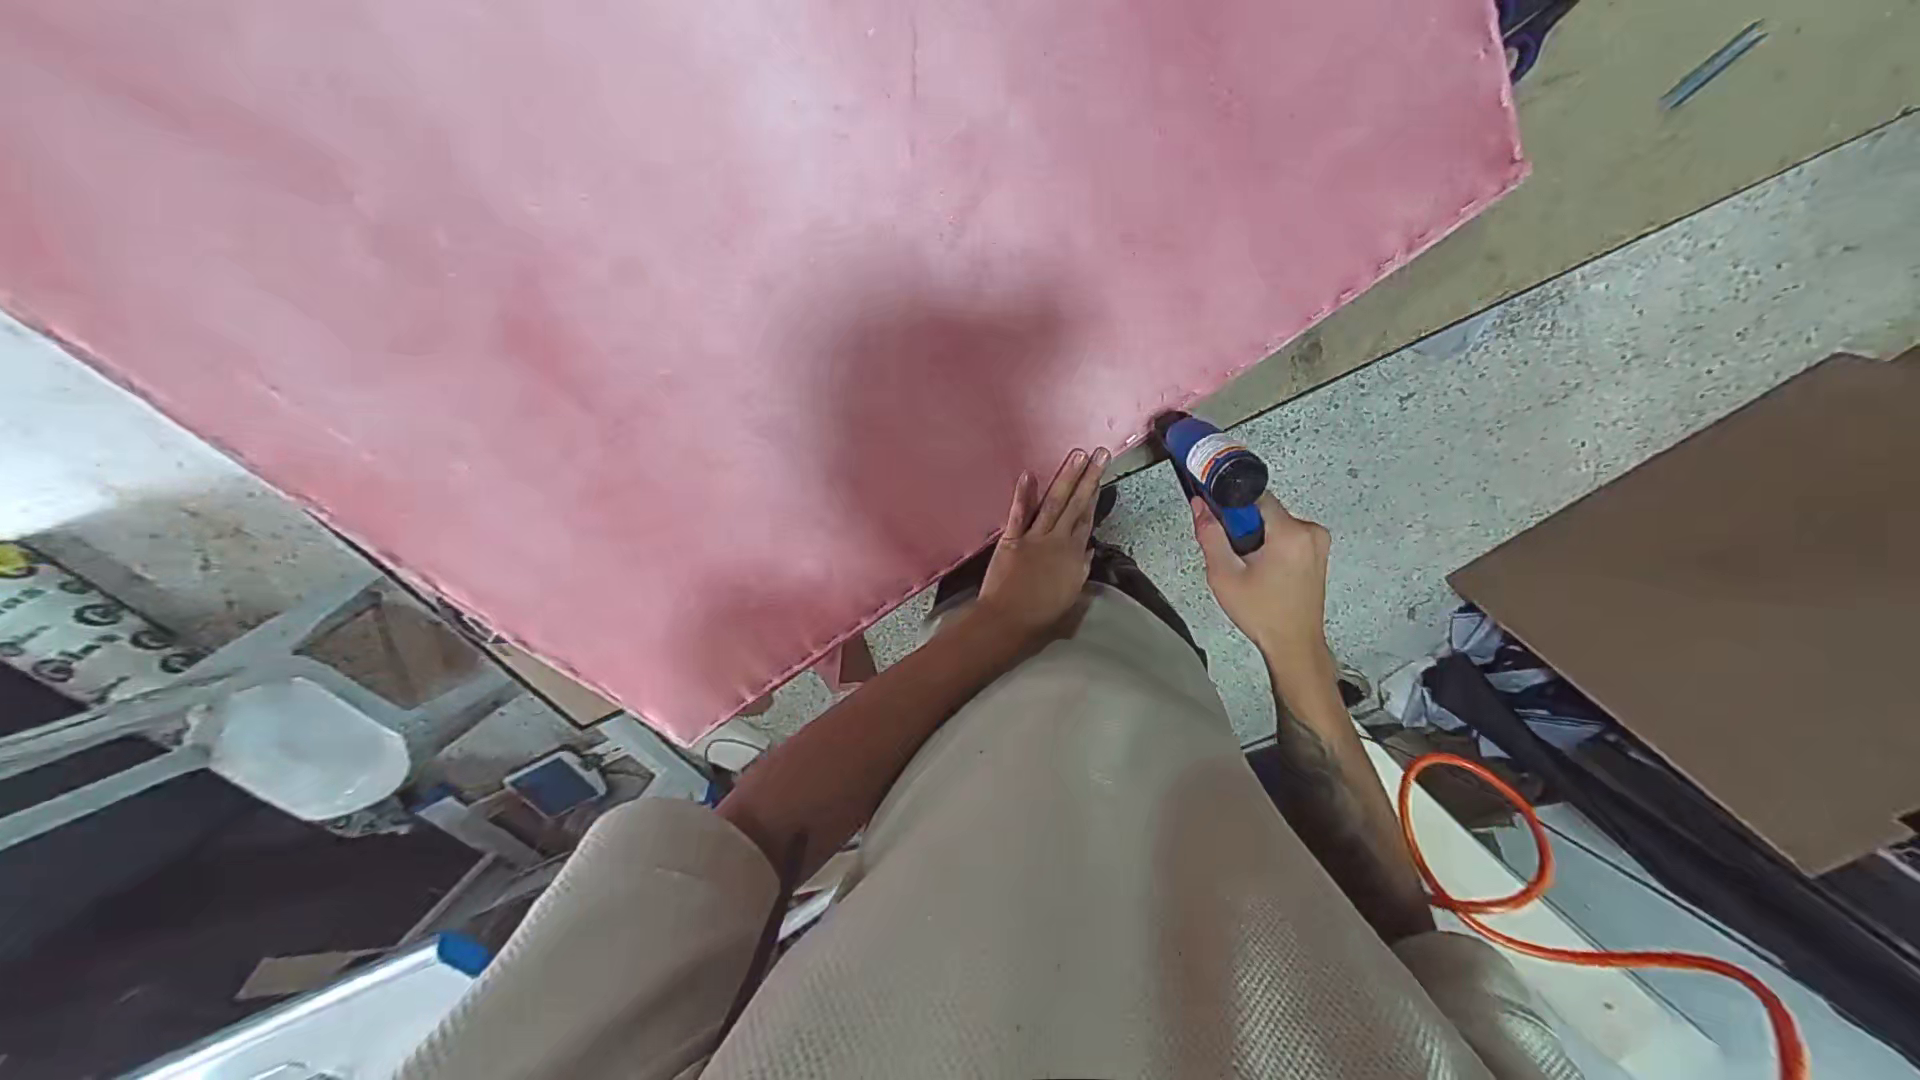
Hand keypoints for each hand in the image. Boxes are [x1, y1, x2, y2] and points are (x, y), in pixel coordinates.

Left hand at [974, 447, 1109, 637]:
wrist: (1009, 620)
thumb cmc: (1041, 615)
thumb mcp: (1071, 596)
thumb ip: (1080, 570)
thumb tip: (1088, 550)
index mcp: (1074, 556)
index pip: (1086, 520)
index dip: (1094, 497)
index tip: (1101, 476)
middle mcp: (1058, 542)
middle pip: (1076, 505)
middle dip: (1089, 477)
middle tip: (1100, 453)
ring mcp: (1034, 539)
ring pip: (1054, 503)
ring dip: (1066, 478)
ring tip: (1077, 455)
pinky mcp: (1011, 540)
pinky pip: (1019, 514)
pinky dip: (1023, 494)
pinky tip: (1029, 474)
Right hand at [1192, 492, 1335, 702]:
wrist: (1293, 643)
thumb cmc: (1263, 614)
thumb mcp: (1224, 574)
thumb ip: (1209, 534)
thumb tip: (1200, 506)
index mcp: (1291, 534)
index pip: (1254, 496)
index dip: (1229, 505)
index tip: (1216, 517)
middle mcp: (1310, 533)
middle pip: (1262, 510)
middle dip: (1241, 526)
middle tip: (1234, 555)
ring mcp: (1317, 543)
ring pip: (1272, 522)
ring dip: (1254, 536)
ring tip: (1248, 567)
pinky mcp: (1316, 552)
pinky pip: (1284, 535)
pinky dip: (1268, 545)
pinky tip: (1262, 570)